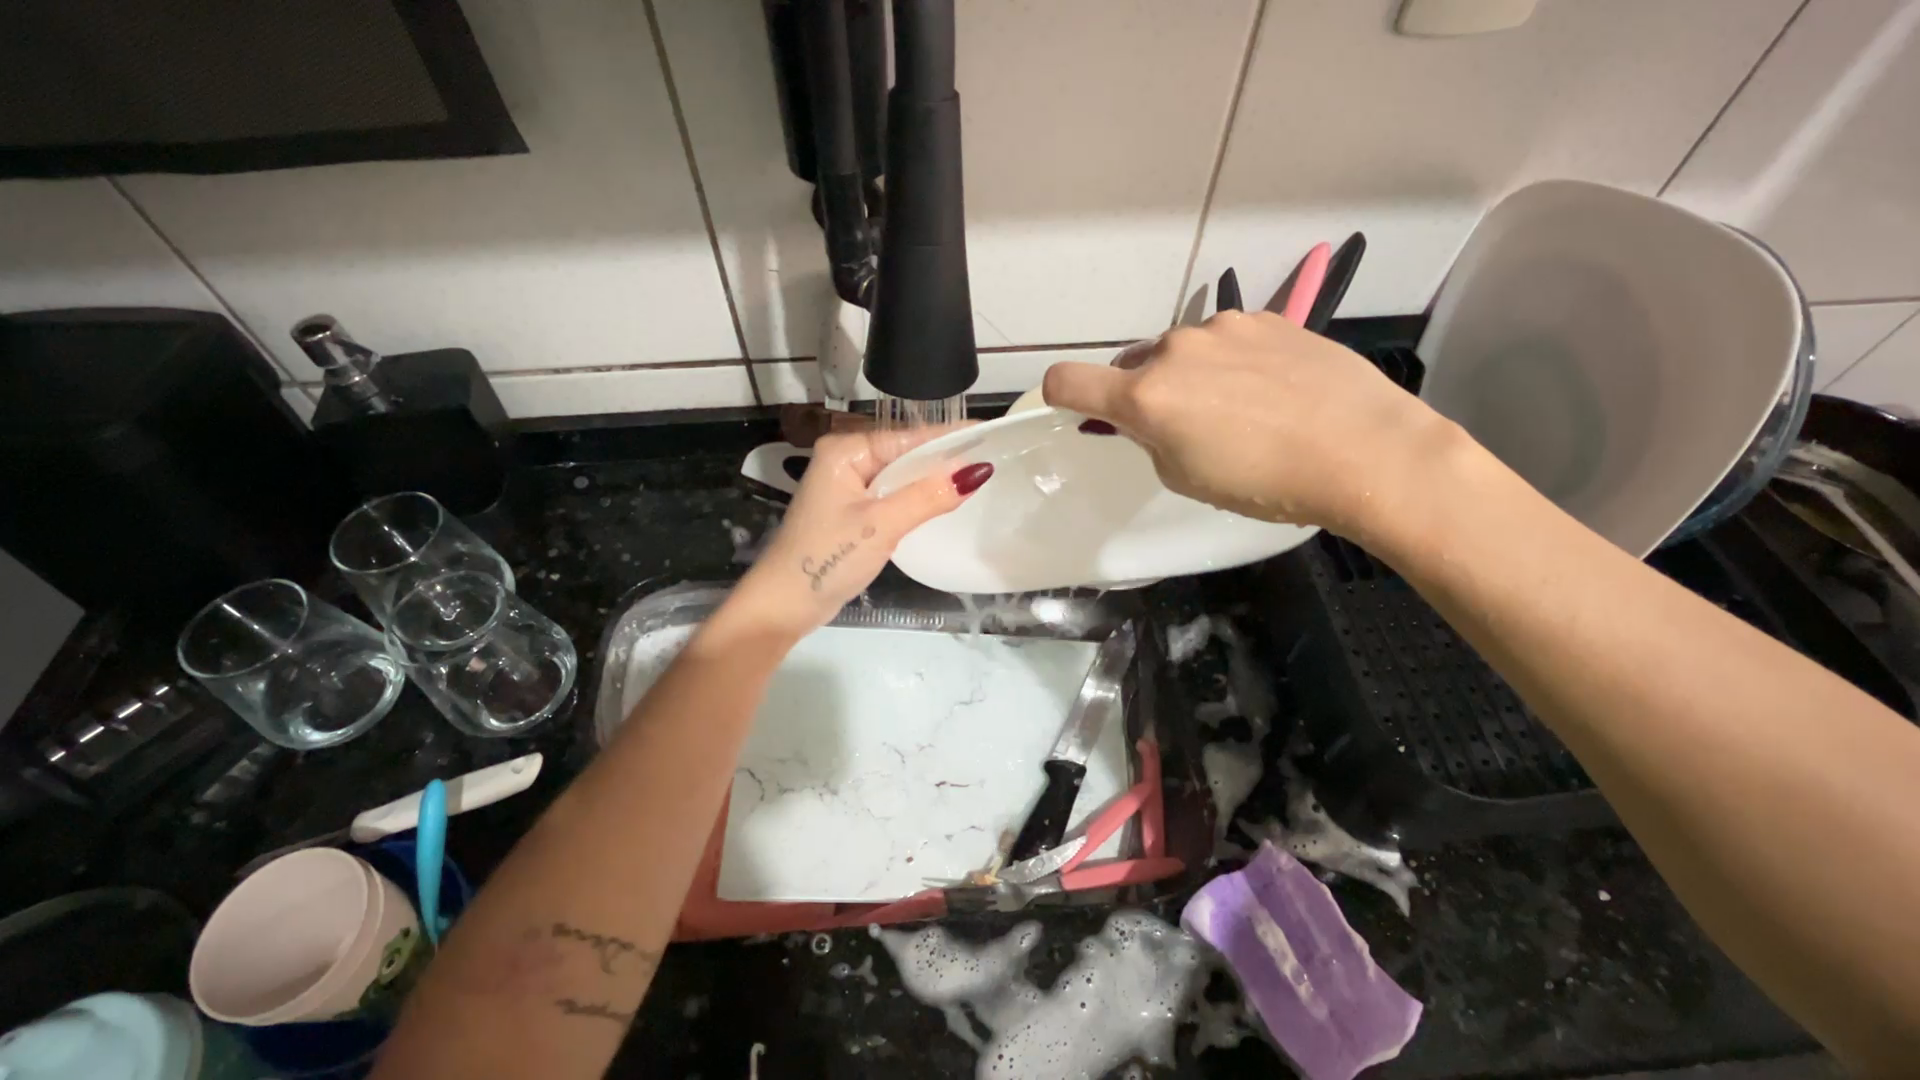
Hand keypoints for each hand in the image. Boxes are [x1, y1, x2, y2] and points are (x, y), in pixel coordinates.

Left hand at [720, 429, 992, 639]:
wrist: (784, 604)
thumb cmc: (827, 558)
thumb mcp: (881, 525)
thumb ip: (928, 496)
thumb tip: (977, 472)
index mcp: (846, 450)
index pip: (909, 436)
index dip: (951, 438)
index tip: (992, 436)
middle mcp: (846, 460)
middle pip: (906, 453)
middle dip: (945, 458)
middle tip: (996, 458)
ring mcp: (848, 487)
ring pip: (901, 476)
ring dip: (933, 480)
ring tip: (978, 479)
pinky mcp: (853, 513)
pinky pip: (893, 496)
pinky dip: (917, 499)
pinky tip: (943, 503)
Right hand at [1042, 311, 1453, 538]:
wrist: (1366, 449)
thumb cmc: (1267, 482)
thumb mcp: (1187, 478)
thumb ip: (1150, 440)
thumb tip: (1141, 418)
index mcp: (1146, 395)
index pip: (1067, 381)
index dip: (1059, 397)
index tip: (1078, 411)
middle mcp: (1175, 348)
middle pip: (1134, 367)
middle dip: (1144, 394)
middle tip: (1186, 431)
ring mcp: (1224, 327)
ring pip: (1183, 352)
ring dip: (1191, 377)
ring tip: (1242, 412)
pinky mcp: (1269, 318)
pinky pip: (1228, 341)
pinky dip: (1232, 363)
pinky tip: (1273, 392)